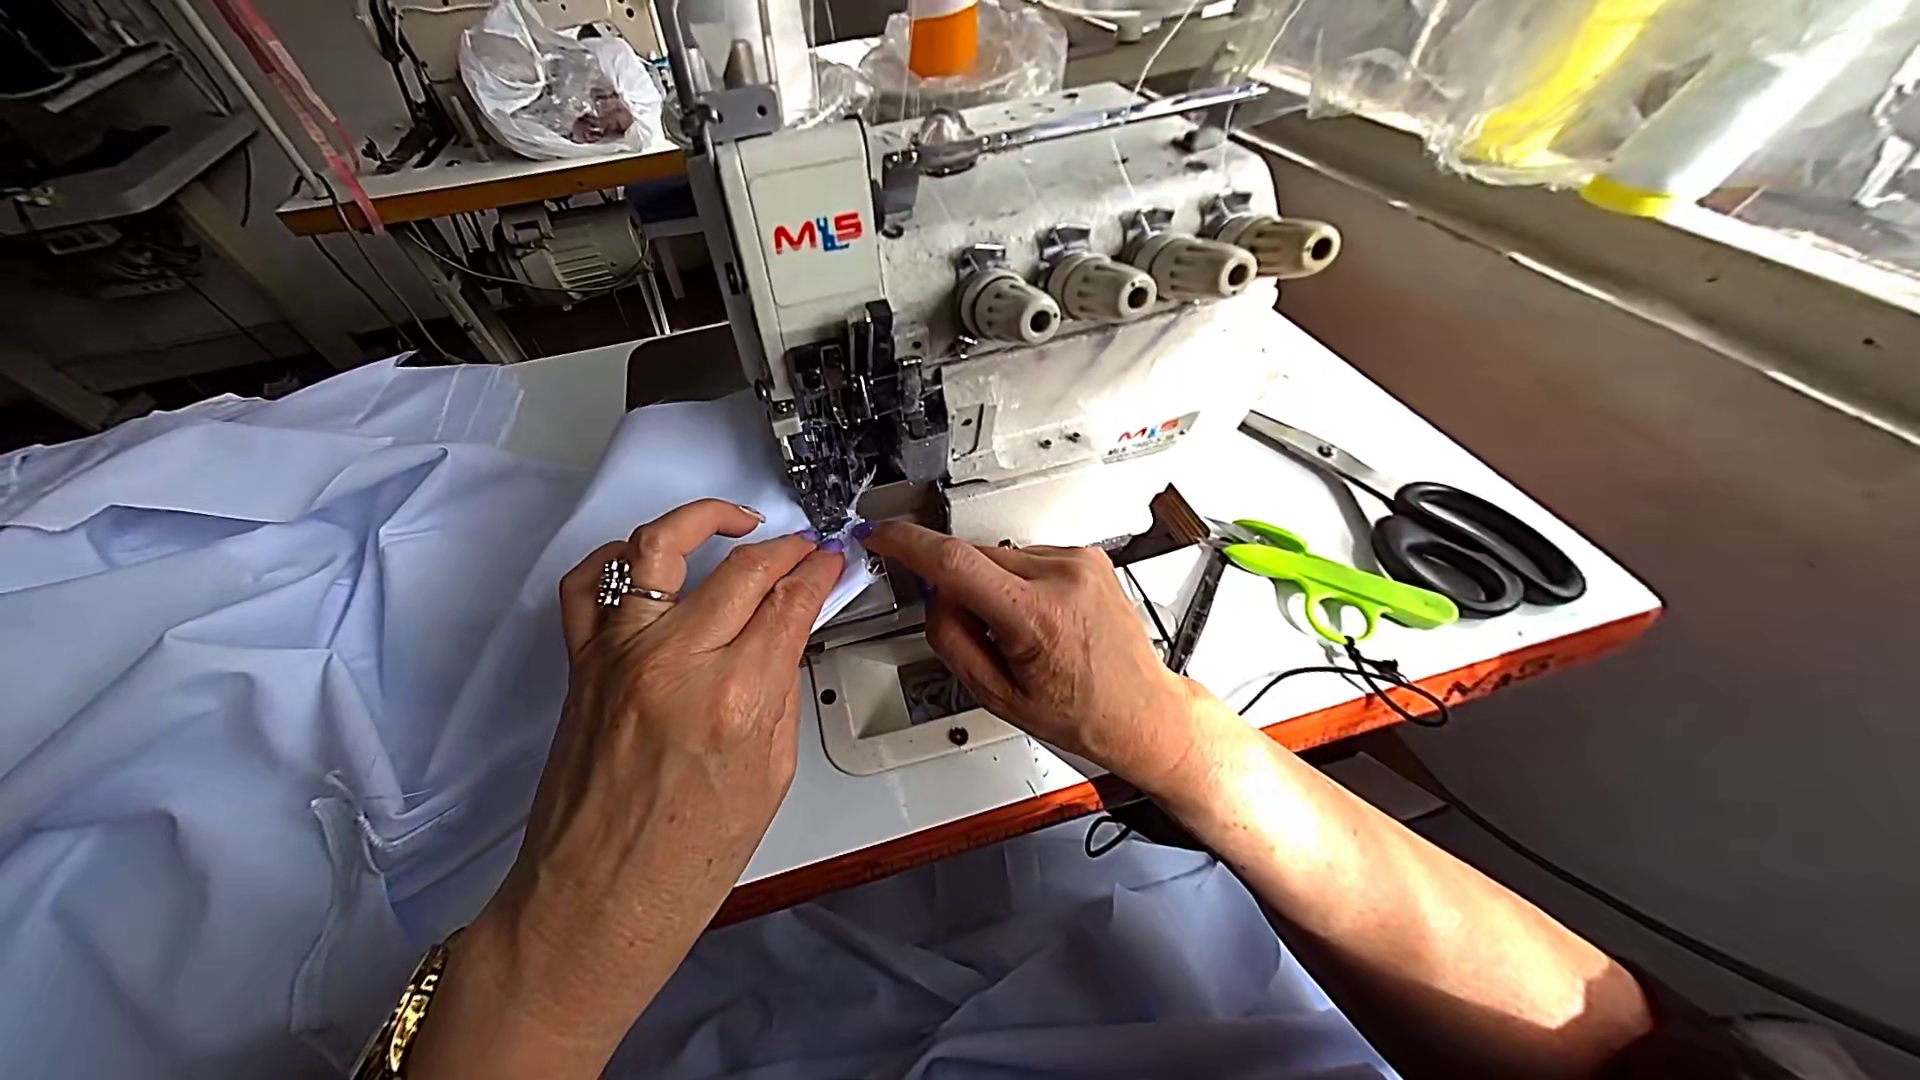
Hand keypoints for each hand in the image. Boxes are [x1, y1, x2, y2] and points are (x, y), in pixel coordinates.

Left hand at [411, 499, 844, 1077]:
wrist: (594, 905)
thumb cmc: (688, 859)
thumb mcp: (773, 772)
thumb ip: (780, 689)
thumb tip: (786, 633)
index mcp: (738, 697)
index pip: (790, 603)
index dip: (818, 573)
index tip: (829, 562)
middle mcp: (676, 664)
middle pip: (743, 568)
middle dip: (785, 547)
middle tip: (803, 548)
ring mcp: (620, 656)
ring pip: (659, 547)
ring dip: (705, 518)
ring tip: (736, 519)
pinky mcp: (582, 664)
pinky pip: (589, 583)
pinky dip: (618, 554)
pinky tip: (651, 554)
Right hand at [862, 521, 1221, 796]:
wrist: (1141, 708)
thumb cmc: (1083, 711)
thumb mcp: (997, 695)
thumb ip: (951, 638)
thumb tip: (935, 598)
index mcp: (1035, 617)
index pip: (953, 561)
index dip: (906, 543)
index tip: (883, 535)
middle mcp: (1062, 577)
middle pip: (973, 557)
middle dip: (957, 584)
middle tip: (976, 627)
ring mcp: (1079, 562)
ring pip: (999, 555)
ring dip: (992, 584)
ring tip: (1021, 629)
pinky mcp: (1087, 556)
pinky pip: (1027, 555)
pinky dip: (1019, 579)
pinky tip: (1039, 614)